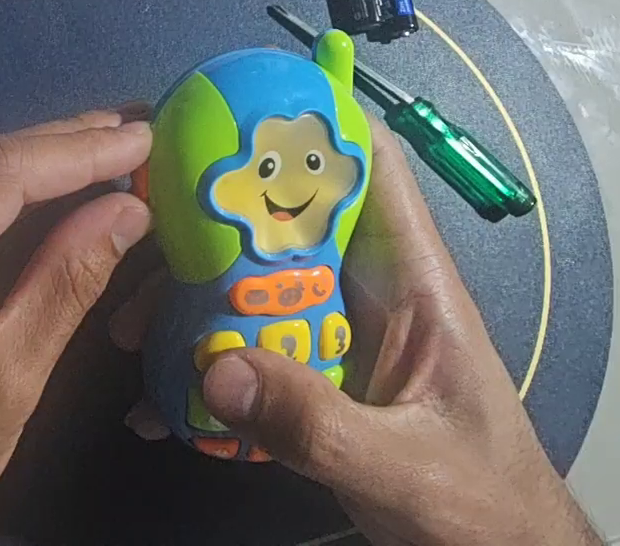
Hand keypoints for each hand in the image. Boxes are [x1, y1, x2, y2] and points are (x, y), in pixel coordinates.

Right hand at [111, 120, 599, 545]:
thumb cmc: (486, 508)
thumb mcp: (406, 469)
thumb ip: (318, 424)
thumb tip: (215, 369)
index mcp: (408, 276)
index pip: (372, 167)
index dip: (317, 123)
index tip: (241, 112)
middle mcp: (363, 286)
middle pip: (282, 218)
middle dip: (212, 220)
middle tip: (141, 229)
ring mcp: (332, 327)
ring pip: (250, 279)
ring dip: (189, 297)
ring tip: (133, 331)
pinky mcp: (309, 370)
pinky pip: (243, 342)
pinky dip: (198, 359)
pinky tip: (159, 396)